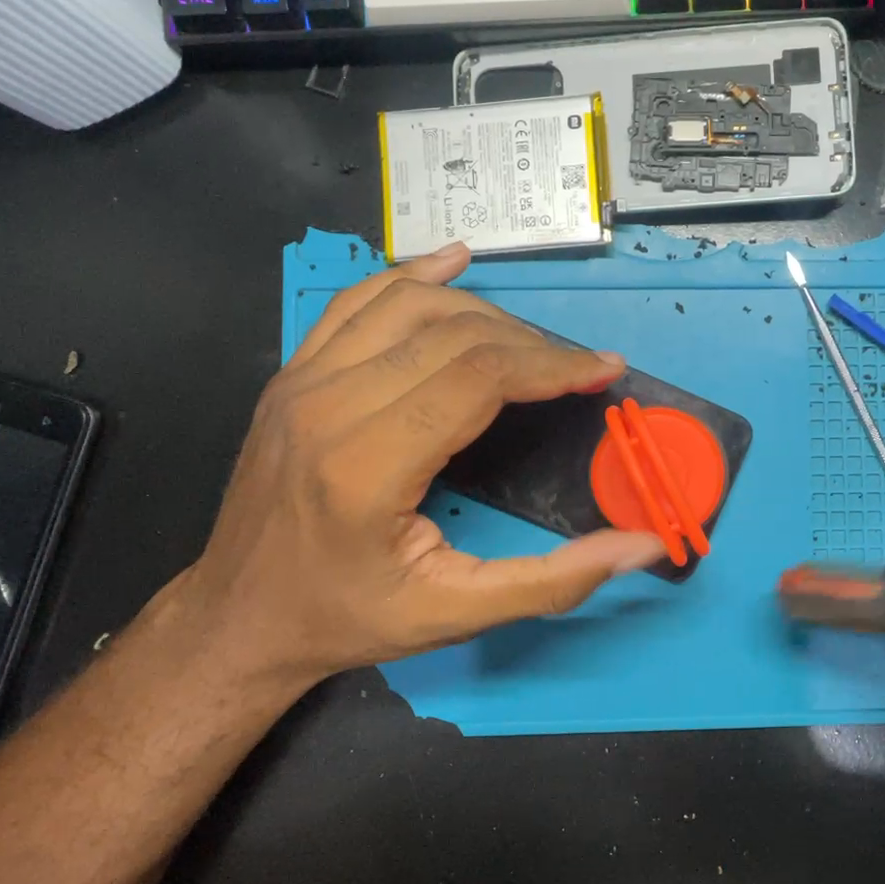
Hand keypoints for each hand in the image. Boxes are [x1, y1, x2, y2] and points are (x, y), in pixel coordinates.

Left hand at [152, 243, 667, 688]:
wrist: (239, 618)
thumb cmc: (349, 619)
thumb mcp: (456, 614)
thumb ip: (555, 580)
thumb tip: (645, 546)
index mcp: (367, 466)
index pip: (477, 378)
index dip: (551, 365)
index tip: (603, 370)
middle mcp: (328, 407)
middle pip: (452, 336)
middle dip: (531, 344)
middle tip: (580, 368)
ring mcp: (302, 382)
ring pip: (409, 305)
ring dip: (484, 312)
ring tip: (532, 342)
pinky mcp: (292, 375)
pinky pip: (357, 302)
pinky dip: (412, 277)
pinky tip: (453, 264)